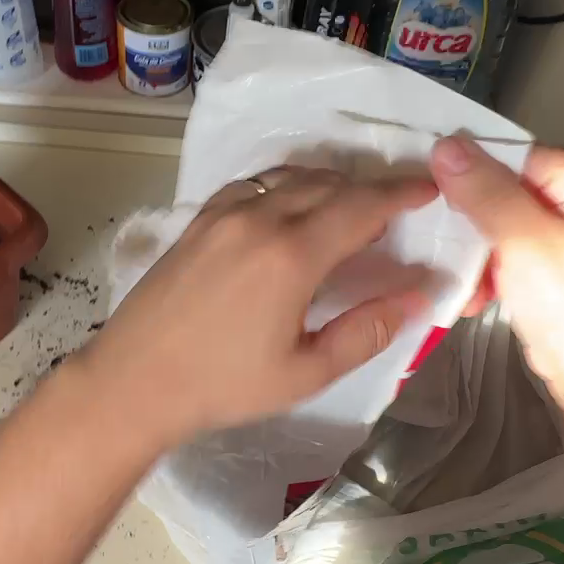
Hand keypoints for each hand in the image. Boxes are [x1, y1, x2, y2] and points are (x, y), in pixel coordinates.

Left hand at [74, 168, 436, 446]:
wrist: (133, 381)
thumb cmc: (222, 386)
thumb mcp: (306, 372)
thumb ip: (367, 330)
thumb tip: (418, 295)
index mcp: (292, 254)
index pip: (362, 205)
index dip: (402, 193)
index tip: (429, 189)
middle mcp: (258, 218)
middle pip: (329, 183)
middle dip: (370, 188)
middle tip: (396, 206)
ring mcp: (222, 214)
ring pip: (289, 177)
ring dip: (328, 183)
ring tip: (349, 206)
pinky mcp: (197, 221)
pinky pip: (253, 185)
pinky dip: (284, 186)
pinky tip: (287, 209)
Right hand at [430, 139, 563, 420]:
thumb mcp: (528, 244)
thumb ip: (485, 193)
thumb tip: (443, 143)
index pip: (507, 154)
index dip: (461, 171)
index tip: (417, 193)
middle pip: (496, 189)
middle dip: (464, 222)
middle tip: (430, 244)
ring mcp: (557, 238)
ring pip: (490, 227)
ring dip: (467, 256)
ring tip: (458, 285)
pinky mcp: (542, 271)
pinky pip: (497, 257)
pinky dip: (480, 277)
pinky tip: (469, 300)